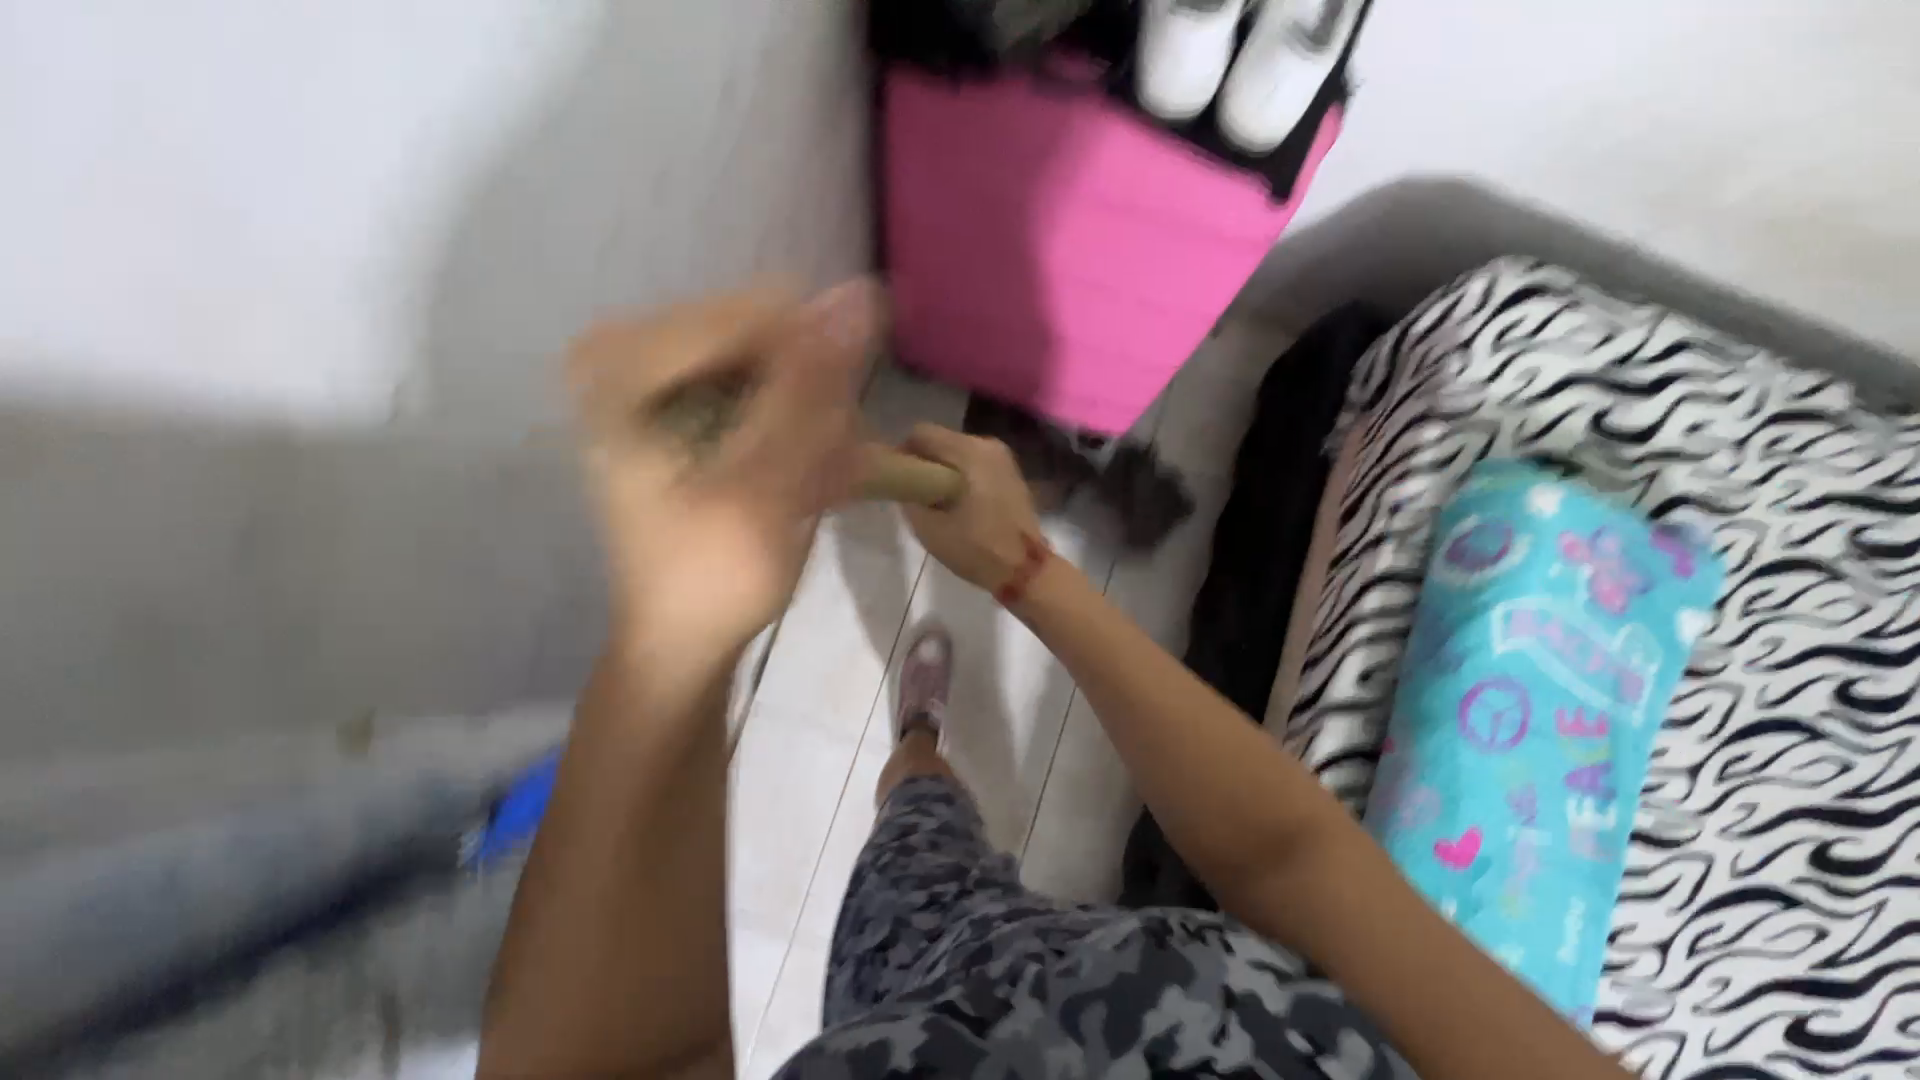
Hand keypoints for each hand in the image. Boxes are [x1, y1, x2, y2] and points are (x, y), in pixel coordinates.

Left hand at [568, 282, 880, 675]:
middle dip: (813, 403)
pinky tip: (809, 477)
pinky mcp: (684, 398)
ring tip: (818, 484)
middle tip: (831, 468)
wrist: (678, 639)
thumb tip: (862, 292)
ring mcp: (657, 372)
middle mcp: (629, 350)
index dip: (817, 372)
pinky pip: (767, 386)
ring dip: (813, 422)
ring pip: (776, 362)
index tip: (843, 437)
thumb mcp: (765, 486)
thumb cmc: (711, 579)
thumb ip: (808, 390)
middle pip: (764, 335)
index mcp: (620, 364)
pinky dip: (798, 430)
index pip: (752, 318)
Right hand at [899, 424, 1043, 592]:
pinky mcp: (1012, 473)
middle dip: (925, 462)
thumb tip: (904, 484)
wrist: (1025, 570)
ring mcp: (1004, 458)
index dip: (904, 453)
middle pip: (942, 441)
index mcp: (968, 452)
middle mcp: (988, 445)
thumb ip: (909, 497)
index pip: (921, 433)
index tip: (900, 480)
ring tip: (938, 502)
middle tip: (916, 495)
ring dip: (944, 470)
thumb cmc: (976, 548)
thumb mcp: (929, 527)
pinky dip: (962, 477)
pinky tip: (960, 504)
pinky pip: (976, 465)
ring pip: (959, 452)